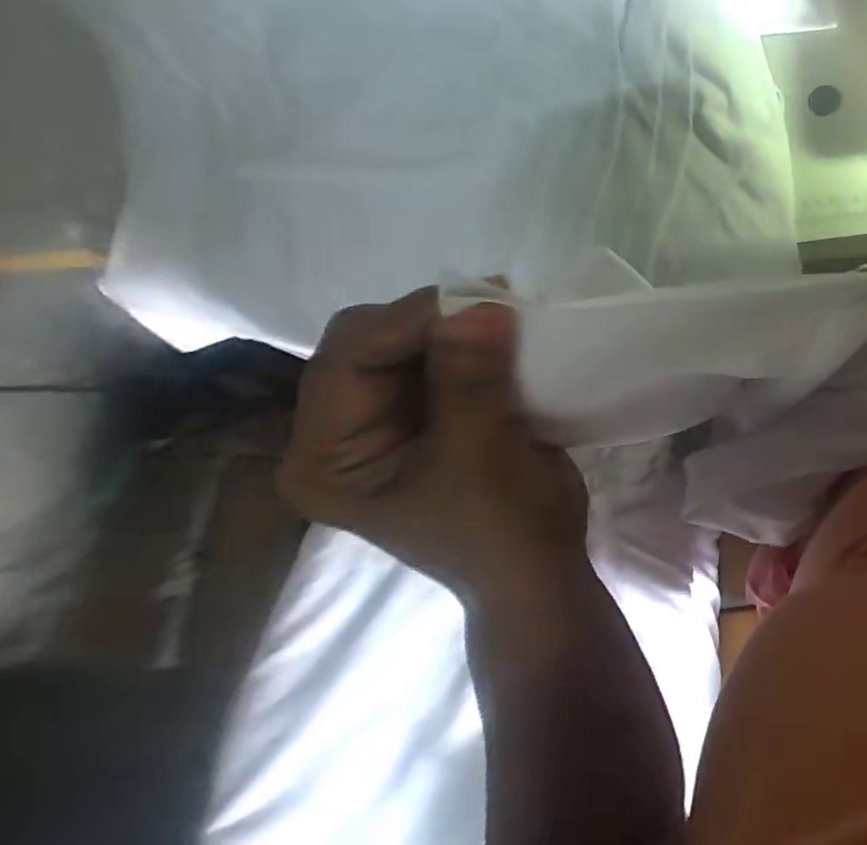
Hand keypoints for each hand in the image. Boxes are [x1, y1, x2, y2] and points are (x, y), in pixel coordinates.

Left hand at [278, 287, 588, 597]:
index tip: (477, 301)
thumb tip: (480, 303)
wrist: (540, 566)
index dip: (405, 324)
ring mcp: (391, 417)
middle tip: (496, 303)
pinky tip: (509, 329)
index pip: (345, 361)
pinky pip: (446, 354)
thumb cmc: (499, 529)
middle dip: (431, 320)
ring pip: (410, 340)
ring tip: (509, 309)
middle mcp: (345, 428)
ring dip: (458, 323)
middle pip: (370, 342)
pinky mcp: (434, 409)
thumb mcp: (479, 457)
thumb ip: (470, 380)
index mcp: (326, 454)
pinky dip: (476, 337)